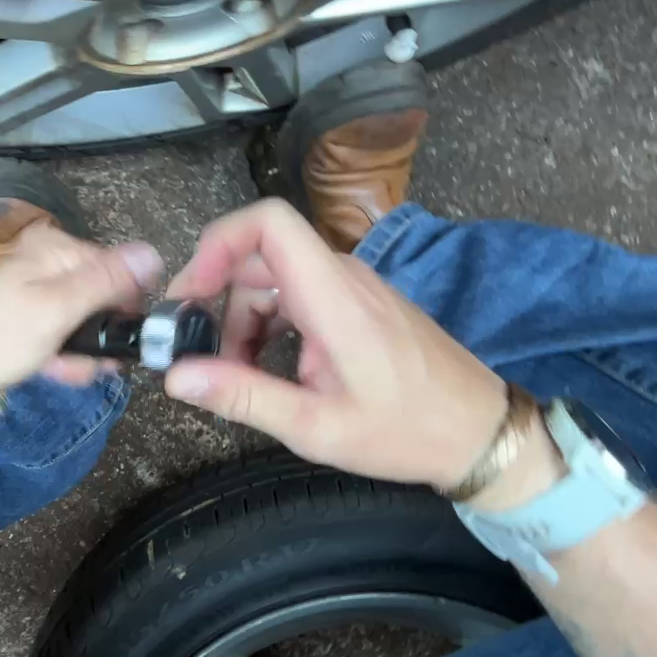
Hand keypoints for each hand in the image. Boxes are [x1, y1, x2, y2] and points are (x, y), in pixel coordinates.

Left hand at [0, 224, 163, 389]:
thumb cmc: (0, 338)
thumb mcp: (58, 308)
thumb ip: (107, 281)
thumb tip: (153, 252)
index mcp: (54, 246)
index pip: (116, 269)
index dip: (121, 308)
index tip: (114, 341)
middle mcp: (48, 259)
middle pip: (101, 296)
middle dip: (96, 335)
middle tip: (82, 363)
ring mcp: (38, 287)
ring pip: (85, 318)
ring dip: (81, 351)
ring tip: (60, 369)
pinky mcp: (32, 314)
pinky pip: (65, 330)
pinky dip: (63, 353)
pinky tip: (52, 368)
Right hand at [162, 199, 506, 489]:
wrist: (481, 434)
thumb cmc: (405, 432)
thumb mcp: (314, 426)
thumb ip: (242, 396)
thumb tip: (176, 377)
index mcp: (334, 298)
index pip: (268, 222)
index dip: (217, 243)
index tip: (190, 295)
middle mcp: (342, 277)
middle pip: (258, 257)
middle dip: (220, 300)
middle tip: (204, 354)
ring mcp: (352, 286)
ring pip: (273, 278)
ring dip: (243, 319)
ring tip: (241, 374)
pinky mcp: (356, 301)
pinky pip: (296, 293)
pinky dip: (269, 324)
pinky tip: (270, 368)